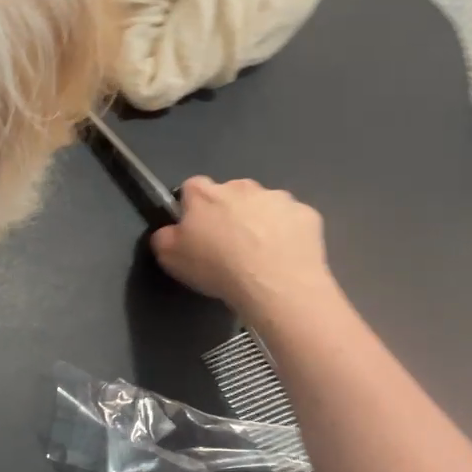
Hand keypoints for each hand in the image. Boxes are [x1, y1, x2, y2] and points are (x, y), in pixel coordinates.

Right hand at [149, 177, 339, 324]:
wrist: (276, 284)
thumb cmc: (217, 267)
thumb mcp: (169, 257)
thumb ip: (164, 236)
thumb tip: (171, 231)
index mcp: (204, 194)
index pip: (191, 187)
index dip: (191, 207)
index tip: (194, 229)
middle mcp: (241, 187)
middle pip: (230, 192)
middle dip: (227, 210)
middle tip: (226, 242)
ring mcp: (278, 198)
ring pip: (263, 204)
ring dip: (258, 219)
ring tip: (258, 252)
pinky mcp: (307, 214)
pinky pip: (290, 219)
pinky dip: (285, 231)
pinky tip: (281, 255)